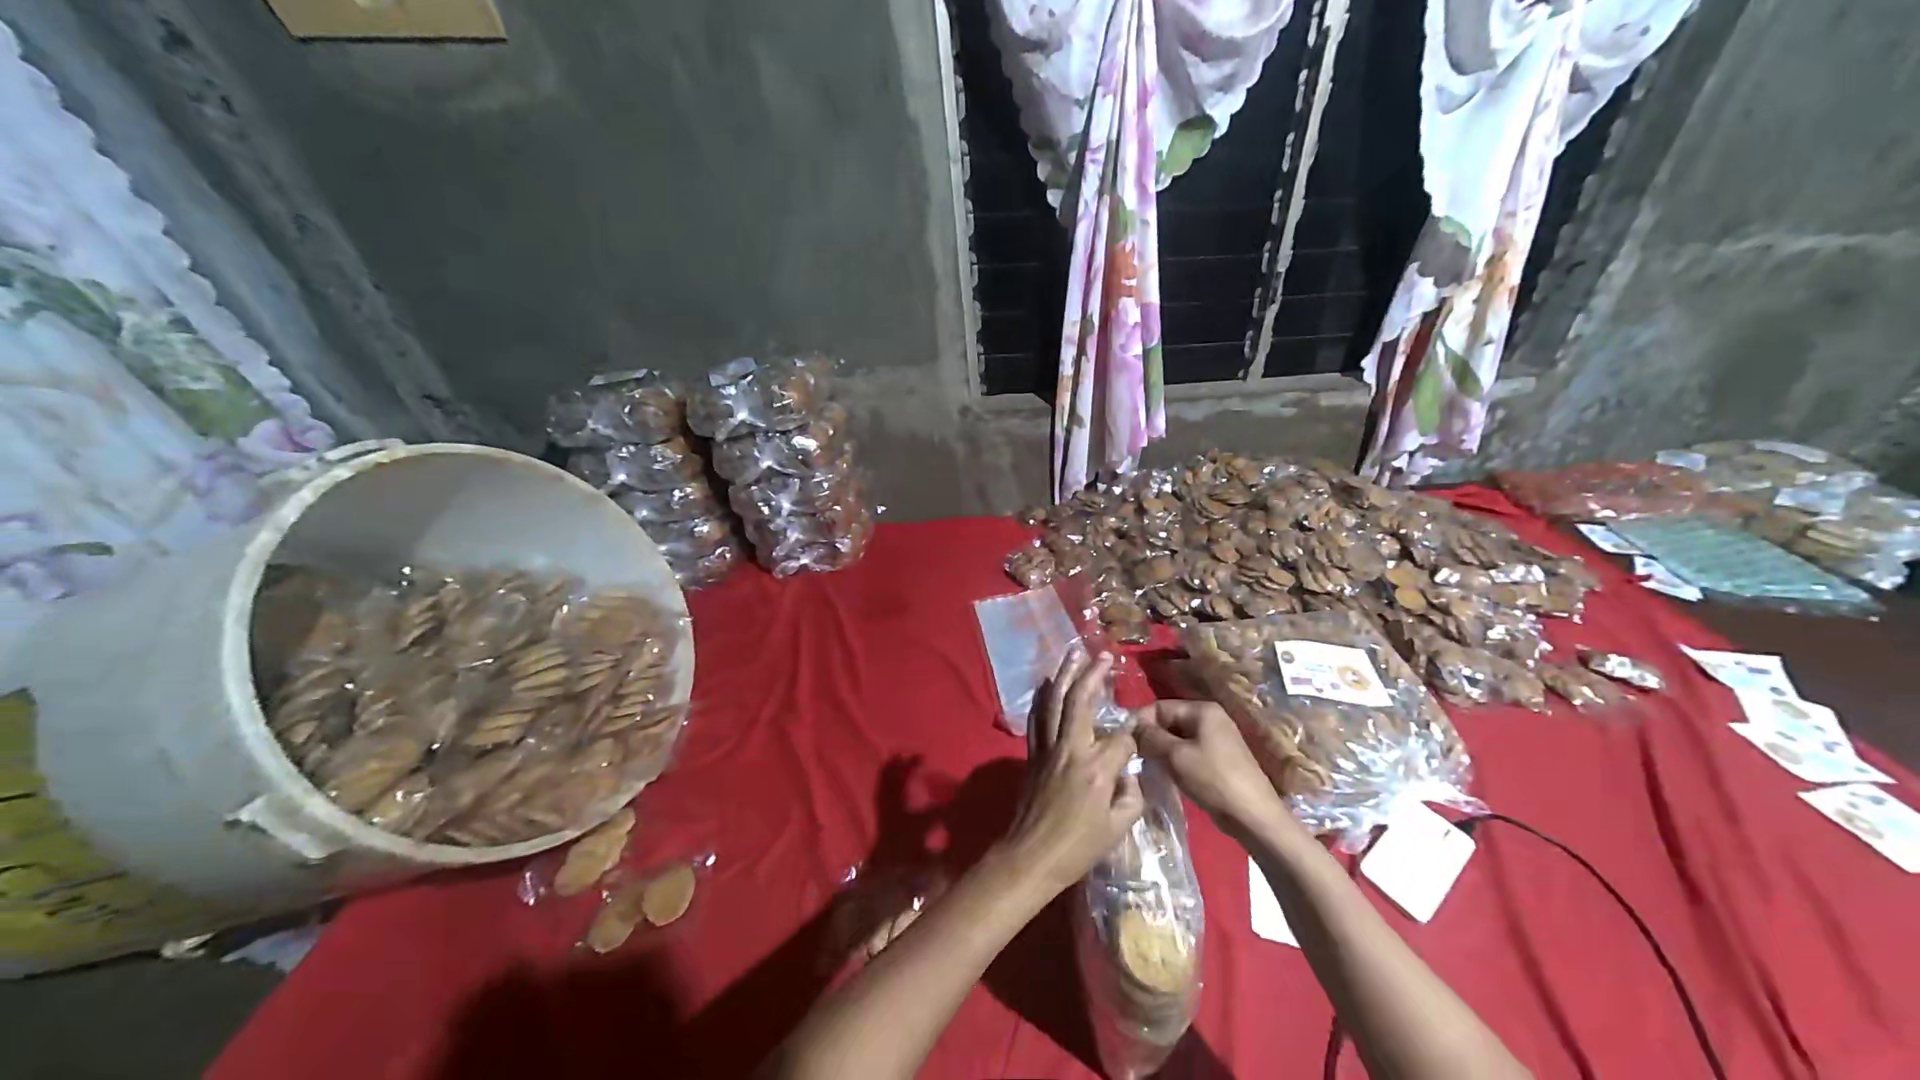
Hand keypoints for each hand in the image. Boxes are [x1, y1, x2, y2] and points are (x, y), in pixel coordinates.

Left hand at [1001, 648, 1144, 893]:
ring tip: (1073, 653)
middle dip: (1093, 674)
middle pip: (1081, 701)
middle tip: (1104, 655)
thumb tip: (1128, 774)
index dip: (1135, 736)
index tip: (1141, 736)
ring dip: (1064, 674)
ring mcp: (1047, 748)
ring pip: (1054, 701)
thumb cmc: (1078, 848)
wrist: (1031, 856)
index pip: (1122, 738)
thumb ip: (1131, 796)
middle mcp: (1070, 749)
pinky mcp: (1032, 753)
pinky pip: (1037, 717)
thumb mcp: (1119, 828)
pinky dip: (1043, 696)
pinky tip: (1047, 682)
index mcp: (1096, 769)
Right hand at [1135, 700, 1291, 838]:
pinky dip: (1175, 760)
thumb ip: (1150, 737)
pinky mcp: (1218, 758)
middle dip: (1151, 737)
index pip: (1159, 707)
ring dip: (1161, 751)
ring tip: (1149, 767)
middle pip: (1168, 721)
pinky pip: (1188, 751)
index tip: (1125, 743)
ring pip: (1177, 738)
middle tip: (1135, 758)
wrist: (1253, 815)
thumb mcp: (1175, 755)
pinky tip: (1167, 775)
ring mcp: (1216, 738)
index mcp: (1202, 710)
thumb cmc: (1213, 779)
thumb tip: (1132, 729)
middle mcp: (1210, 717)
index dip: (1140, 723)